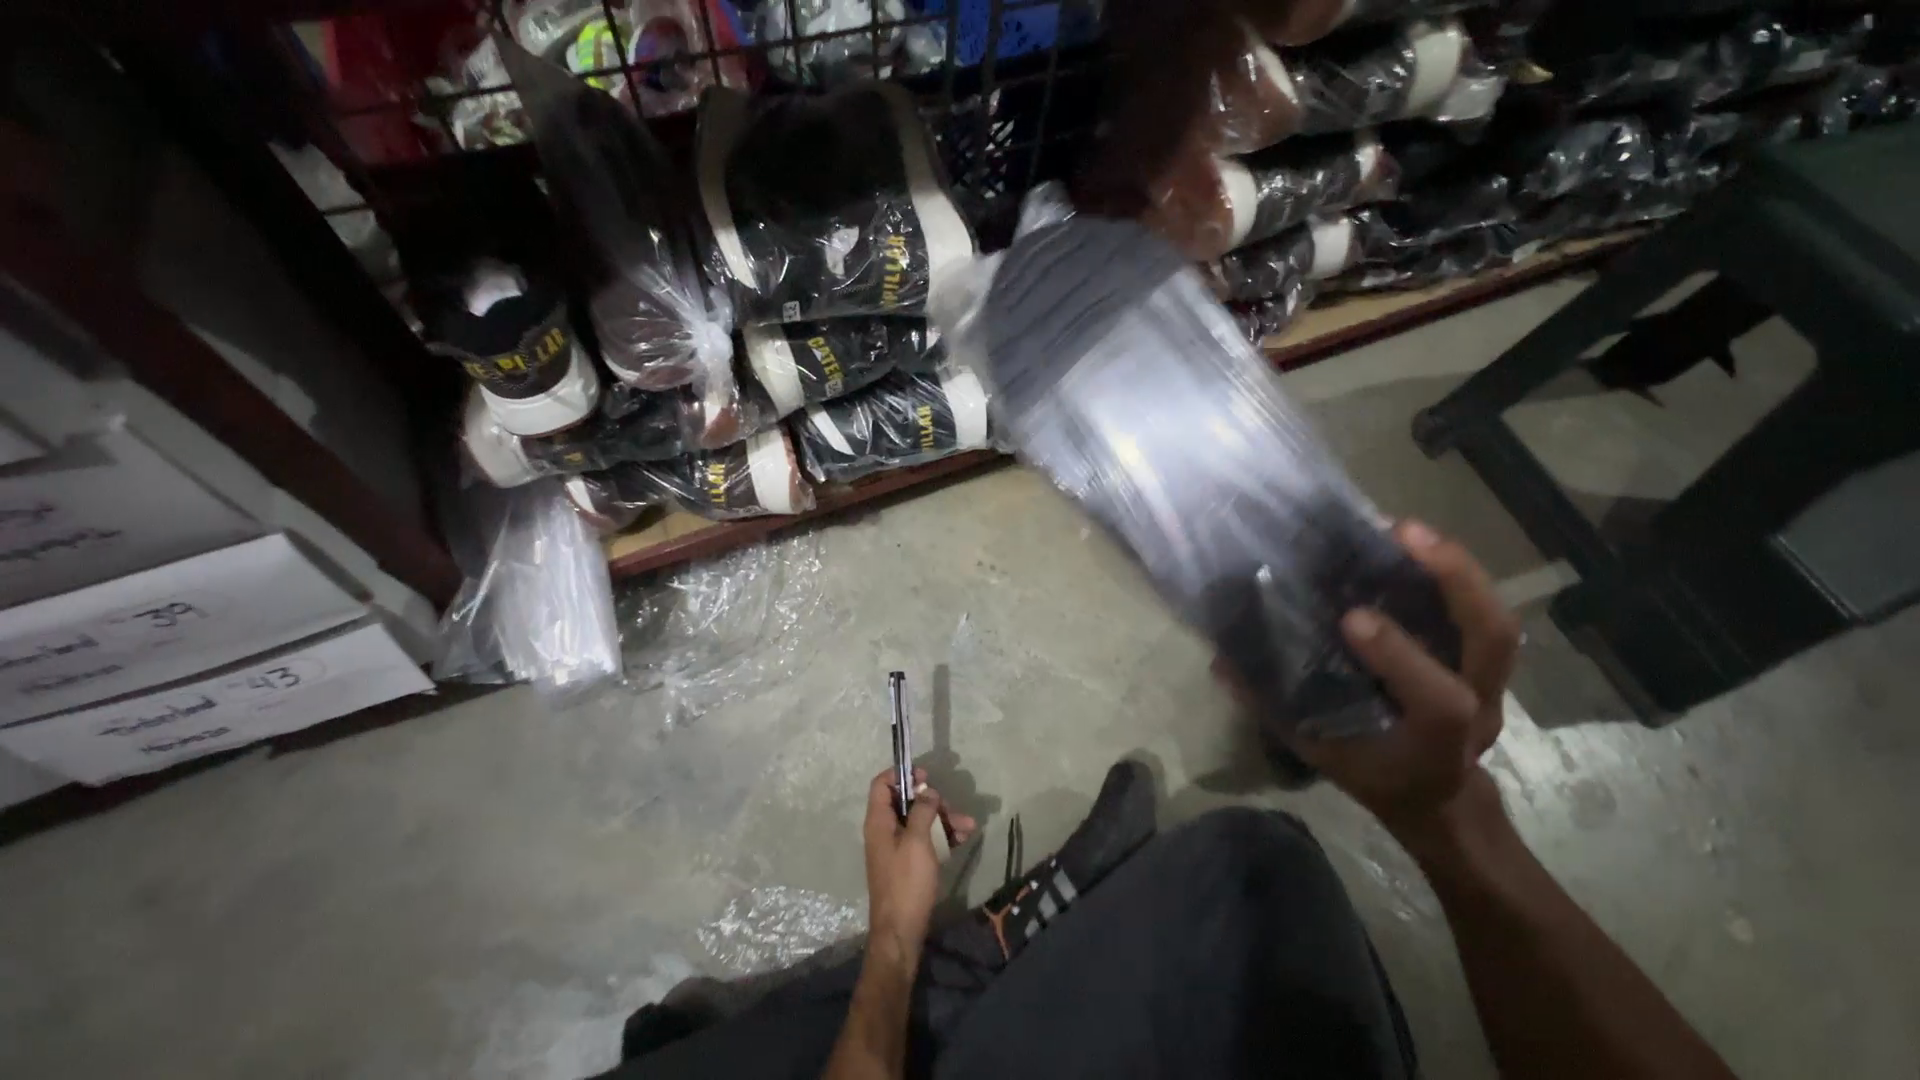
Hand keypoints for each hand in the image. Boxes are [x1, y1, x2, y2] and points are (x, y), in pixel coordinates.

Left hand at [861, 767, 977, 963]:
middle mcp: (884, 831)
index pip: (881, 785)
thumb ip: (922, 811)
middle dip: (932, 801)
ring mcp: (897, 847)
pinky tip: (963, 838)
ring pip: (920, 821)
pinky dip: (943, 836)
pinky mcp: (909, 863)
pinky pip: (926, 840)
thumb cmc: (906, 882)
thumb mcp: (917, 842)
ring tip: (968, 826)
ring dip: (944, 820)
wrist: (901, 930)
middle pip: (906, 802)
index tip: (925, 775)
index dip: (901, 775)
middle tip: (951, 807)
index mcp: (878, 822)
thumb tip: (927, 790)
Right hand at [1221, 520, 1518, 842]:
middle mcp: (1478, 711)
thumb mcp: (1321, 755)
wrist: (1438, 801)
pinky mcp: (1489, 665)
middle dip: (1456, 581)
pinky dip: (1456, 577)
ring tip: (1410, 532)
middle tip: (1404, 533)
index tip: (1352, 617)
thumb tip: (1222, 662)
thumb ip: (1276, 711)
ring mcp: (1492, 685)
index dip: (1401, 656)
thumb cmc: (1376, 778)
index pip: (1439, 701)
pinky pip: (1484, 613)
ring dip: (1458, 568)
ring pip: (1497, 621)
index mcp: (1436, 743)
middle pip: (1492, 641)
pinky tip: (1417, 550)